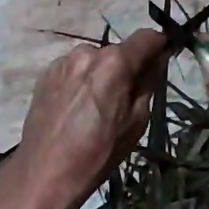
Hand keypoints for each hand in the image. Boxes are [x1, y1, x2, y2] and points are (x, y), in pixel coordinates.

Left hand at [10, 29, 168, 208]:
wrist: (46, 172)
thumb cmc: (99, 152)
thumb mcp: (137, 121)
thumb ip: (149, 82)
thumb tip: (158, 58)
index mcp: (114, 62)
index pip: (146, 37)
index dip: (159, 45)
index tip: (163, 58)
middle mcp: (86, 52)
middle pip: (117, 51)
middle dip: (126, 67)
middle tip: (125, 99)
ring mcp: (62, 62)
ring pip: (93, 60)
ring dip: (101, 74)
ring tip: (95, 107)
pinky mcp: (45, 74)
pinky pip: (73, 70)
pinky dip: (81, 81)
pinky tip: (75, 108)